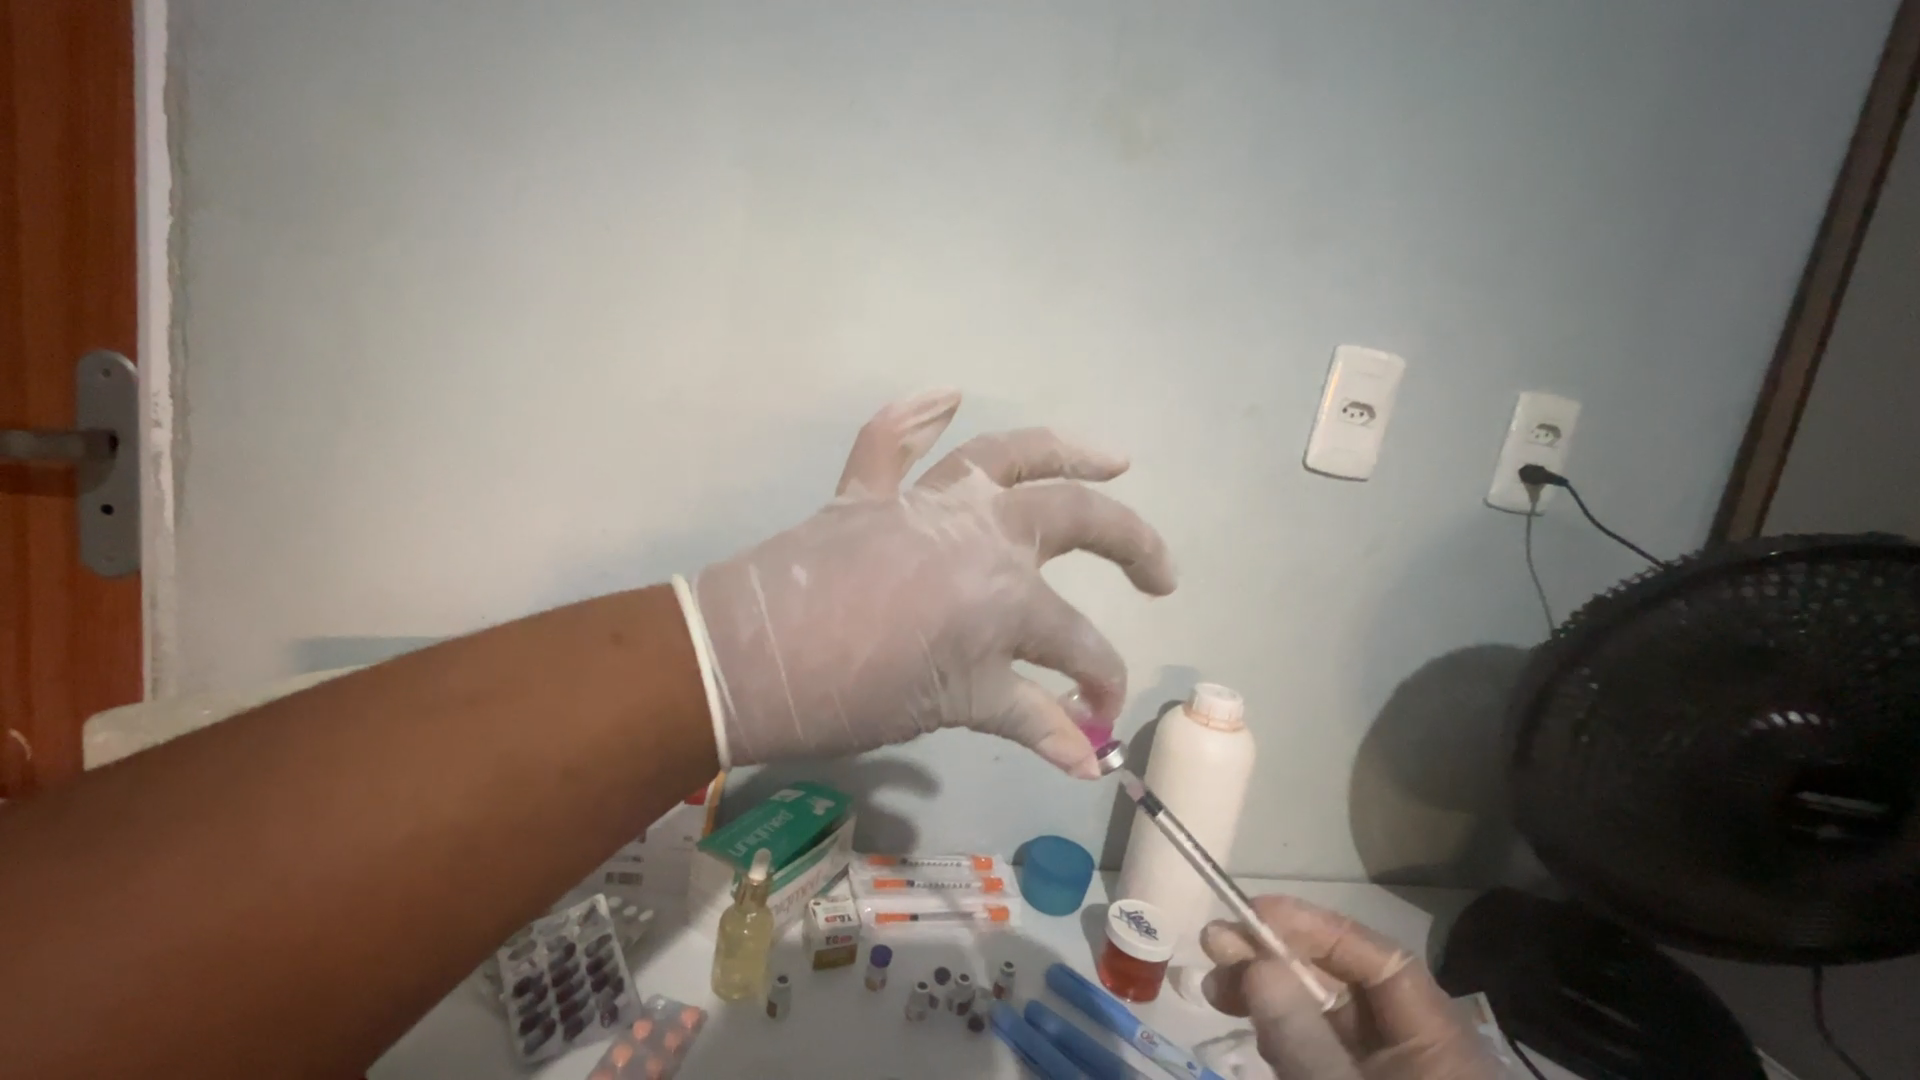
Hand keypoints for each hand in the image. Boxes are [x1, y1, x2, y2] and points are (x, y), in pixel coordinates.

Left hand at [684, 389, 1175, 776]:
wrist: (745, 664)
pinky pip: (891, 441)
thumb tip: (1090, 759)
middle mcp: (979, 530)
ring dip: (1062, 450)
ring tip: (1111, 457)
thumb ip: (1028, 720)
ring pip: (1006, 455)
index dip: (1100, 684)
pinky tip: (947, 397)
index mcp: (1004, 593)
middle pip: (1075, 519)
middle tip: (1161, 574)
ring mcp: (924, 502)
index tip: (1102, 718)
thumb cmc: (854, 695)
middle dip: (1132, 544)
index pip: (1077, 645)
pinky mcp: (868, 493)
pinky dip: (916, 415)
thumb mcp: (952, 708)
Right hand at [1201, 896, 1498, 1079]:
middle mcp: (1420, 1050)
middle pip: (1345, 983)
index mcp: (1440, 1040)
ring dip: (1269, 994)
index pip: (1378, 957)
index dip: (1313, 925)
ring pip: (1326, 1017)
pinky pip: (1323, 1052)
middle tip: (1214, 948)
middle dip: (1277, 960)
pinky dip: (1283, 1033)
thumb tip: (1253, 961)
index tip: (1251, 911)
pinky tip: (1250, 1026)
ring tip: (1215, 990)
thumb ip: (1301, 1034)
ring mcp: (1392, 1074)